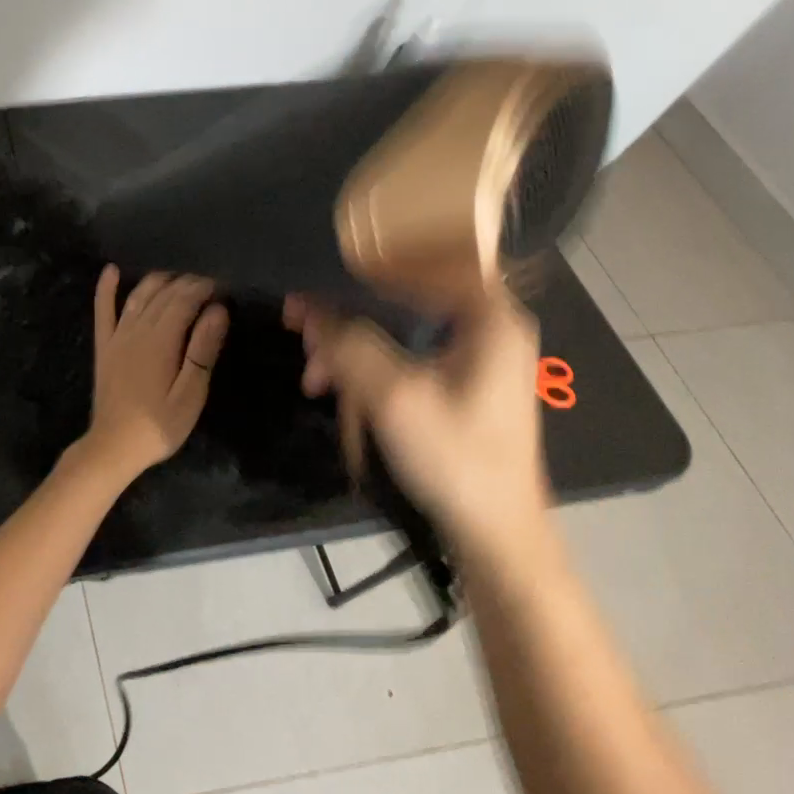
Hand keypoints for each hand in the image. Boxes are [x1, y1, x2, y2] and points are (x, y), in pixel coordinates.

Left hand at [76, 266, 230, 480]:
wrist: (113, 446)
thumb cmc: (159, 426)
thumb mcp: (190, 394)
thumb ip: (203, 350)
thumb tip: (218, 310)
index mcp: (161, 340)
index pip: (185, 299)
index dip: (206, 287)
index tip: (225, 284)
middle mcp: (136, 330)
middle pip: (163, 293)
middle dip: (188, 281)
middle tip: (210, 282)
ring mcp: (116, 336)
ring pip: (138, 295)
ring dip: (159, 280)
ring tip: (180, 275)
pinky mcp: (104, 346)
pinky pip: (103, 309)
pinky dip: (107, 288)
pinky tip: (112, 270)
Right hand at [283, 287, 552, 567]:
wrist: (492, 530)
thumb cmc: (454, 459)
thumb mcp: (393, 397)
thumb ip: (349, 345)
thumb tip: (310, 308)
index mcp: (488, 318)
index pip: (422, 262)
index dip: (363, 267)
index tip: (315, 279)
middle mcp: (486, 327)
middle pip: (403, 298)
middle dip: (346, 319)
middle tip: (302, 333)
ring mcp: (473, 358)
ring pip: (396, 332)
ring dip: (350, 350)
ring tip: (313, 378)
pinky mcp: (458, 386)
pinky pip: (403, 359)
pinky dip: (368, 371)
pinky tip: (336, 390)